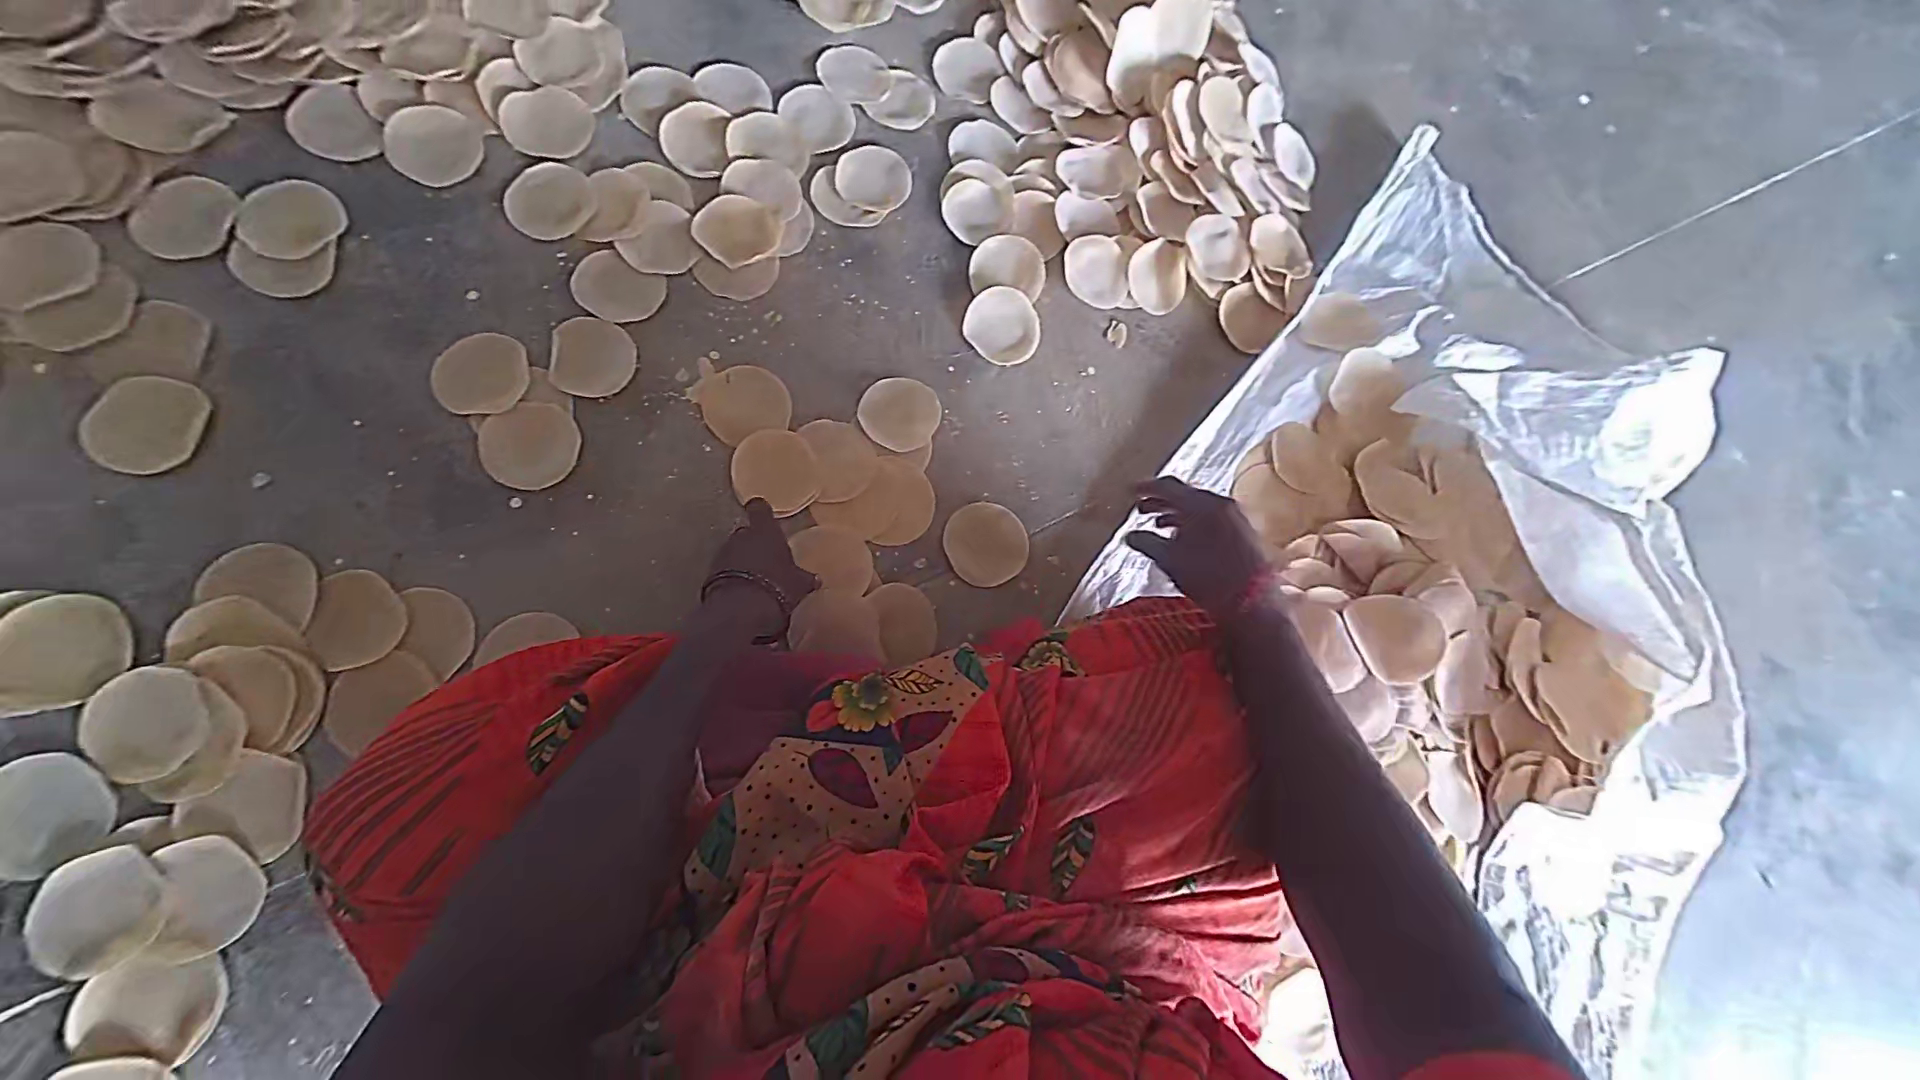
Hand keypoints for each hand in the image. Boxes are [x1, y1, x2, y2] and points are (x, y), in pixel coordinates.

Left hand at [704, 499, 819, 635]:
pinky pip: (725, 571)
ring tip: (758, 580)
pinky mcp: (710, 575)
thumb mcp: (799, 584)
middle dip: (755, 543)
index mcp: (765, 531)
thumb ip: (804, 578)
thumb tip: (814, 579)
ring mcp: (723, 555)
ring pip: (735, 552)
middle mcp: (741, 537)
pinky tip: (746, 592)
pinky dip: (733, 577)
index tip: (764, 513)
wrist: (740, 610)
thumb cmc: (777, 586)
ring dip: (743, 561)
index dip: (761, 511)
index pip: (760, 509)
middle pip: (746, 532)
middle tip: (768, 558)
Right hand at [1124, 477, 1271, 619]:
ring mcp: (1235, 515)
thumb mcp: (1169, 560)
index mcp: (1198, 505)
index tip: (1133, 491)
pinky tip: (1184, 537)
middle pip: (1184, 494)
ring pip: (1199, 505)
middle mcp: (1219, 503)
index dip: (1146, 488)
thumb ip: (1146, 542)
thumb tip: (1131, 536)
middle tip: (1143, 509)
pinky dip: (1195, 520)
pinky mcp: (1244, 529)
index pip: (1166, 486)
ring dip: (1177, 512)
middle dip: (1160, 501)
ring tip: (1159, 525)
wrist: (1253, 599)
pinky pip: (1213, 516)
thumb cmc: (1209, 578)